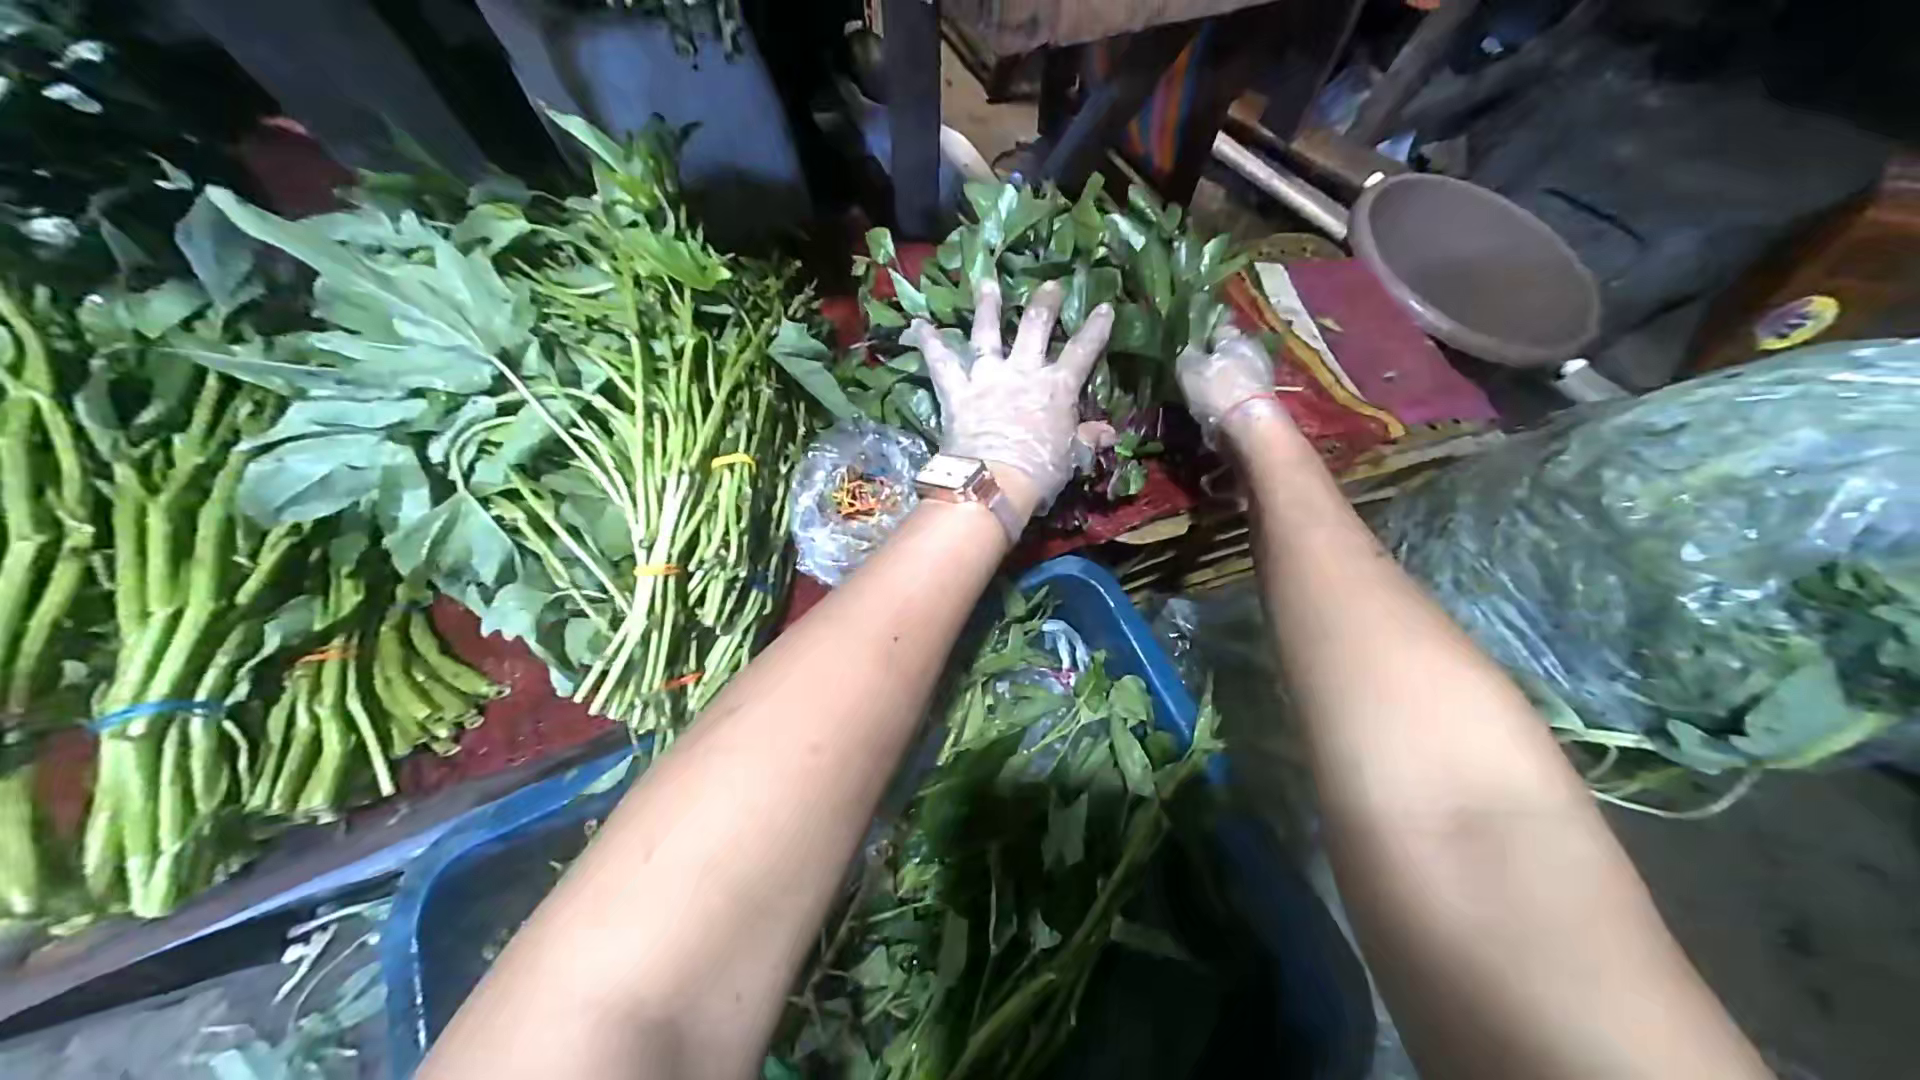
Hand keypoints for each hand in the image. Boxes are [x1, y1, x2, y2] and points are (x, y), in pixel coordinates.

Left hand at [905, 278, 1113, 513]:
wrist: (994, 481)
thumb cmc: (1039, 472)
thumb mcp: (1072, 457)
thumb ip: (1088, 439)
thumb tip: (1110, 432)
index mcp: (1057, 388)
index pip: (1083, 352)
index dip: (1095, 330)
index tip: (1104, 308)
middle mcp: (1023, 373)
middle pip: (1035, 328)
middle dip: (1045, 304)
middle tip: (1050, 285)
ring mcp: (988, 378)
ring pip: (986, 333)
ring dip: (987, 305)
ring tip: (986, 281)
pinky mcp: (957, 391)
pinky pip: (940, 363)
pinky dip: (928, 343)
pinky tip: (918, 324)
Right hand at [1175, 323, 1293, 442]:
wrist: (1247, 426)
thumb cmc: (1216, 390)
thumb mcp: (1189, 367)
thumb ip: (1186, 353)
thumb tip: (1186, 346)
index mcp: (1235, 338)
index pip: (1217, 329)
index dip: (1201, 337)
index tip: (1187, 349)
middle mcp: (1252, 352)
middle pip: (1227, 352)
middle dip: (1212, 360)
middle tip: (1192, 373)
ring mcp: (1260, 377)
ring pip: (1232, 373)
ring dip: (1219, 381)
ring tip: (1200, 394)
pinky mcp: (1260, 400)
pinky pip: (1237, 392)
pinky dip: (1226, 398)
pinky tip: (1213, 407)